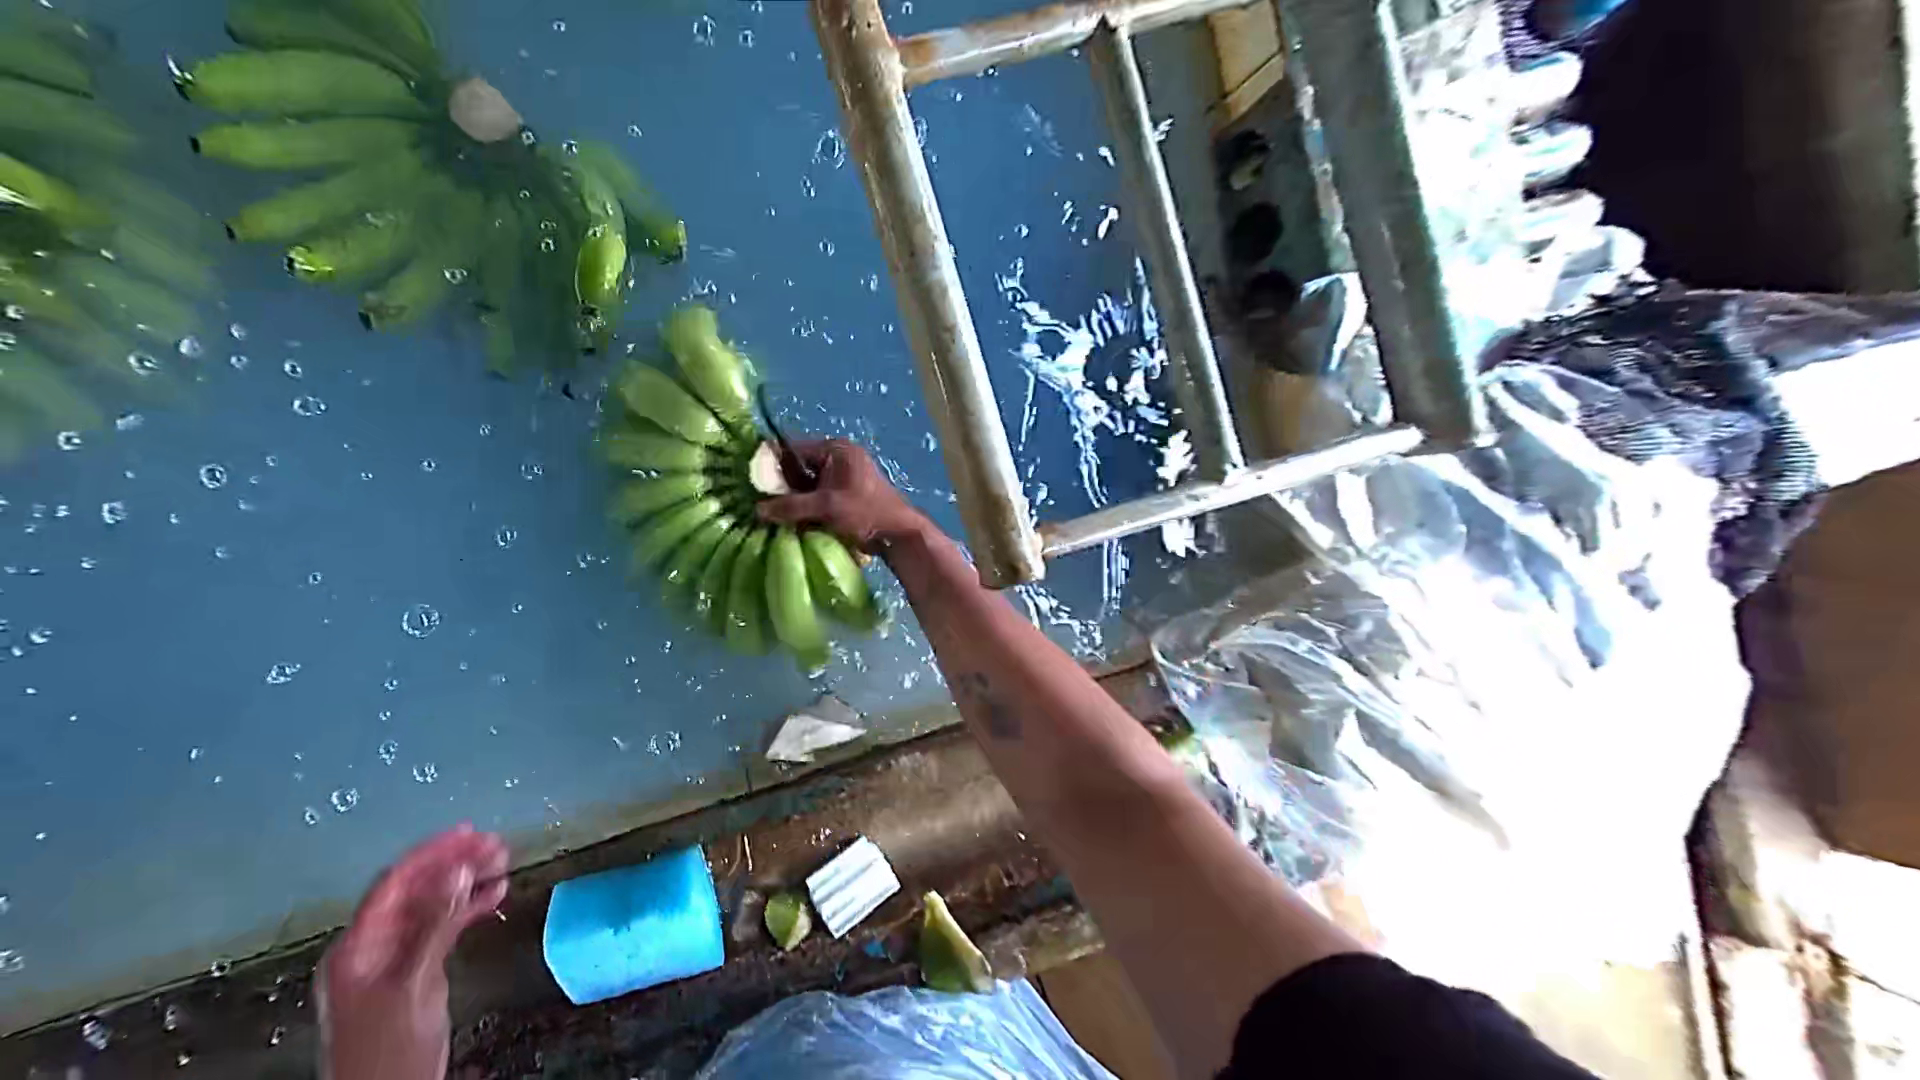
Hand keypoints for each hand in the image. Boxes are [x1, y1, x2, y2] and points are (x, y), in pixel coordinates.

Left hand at [317, 825, 507, 1079]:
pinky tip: (497, 894)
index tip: (469, 832)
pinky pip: (444, 925)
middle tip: (496, 844)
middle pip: (416, 890)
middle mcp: (375, 945)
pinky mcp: (419, 968)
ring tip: (503, 860)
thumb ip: (435, 925)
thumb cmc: (390, 1044)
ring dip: (467, 881)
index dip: (430, 854)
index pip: (394, 885)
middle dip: (454, 863)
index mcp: (358, 947)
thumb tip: (458, 870)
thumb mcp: (414, 982)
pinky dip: (469, 907)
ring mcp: (397, 957)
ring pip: (434, 904)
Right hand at [757, 438, 929, 552]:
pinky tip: (793, 521)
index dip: (774, 463)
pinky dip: (807, 508)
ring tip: (774, 513)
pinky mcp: (846, 497)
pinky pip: (818, 497)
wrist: (899, 535)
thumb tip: (758, 509)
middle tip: (762, 501)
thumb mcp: (826, 507)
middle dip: (783, 486)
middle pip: (801, 468)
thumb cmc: (865, 512)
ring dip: (794, 500)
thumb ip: (791, 506)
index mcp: (837, 450)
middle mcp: (839, 459)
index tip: (754, 479)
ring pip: (808, 485)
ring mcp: (844, 478)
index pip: (796, 449)